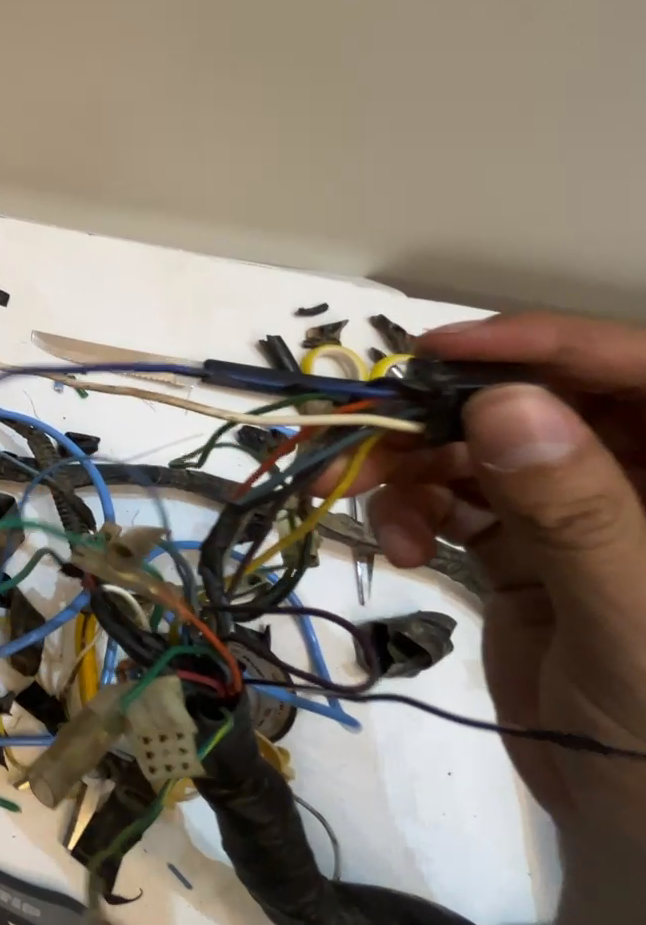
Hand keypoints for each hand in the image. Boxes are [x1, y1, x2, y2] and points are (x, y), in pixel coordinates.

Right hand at [337, 313, 645, 913]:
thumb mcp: (636, 621)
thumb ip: (578, 511)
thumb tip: (504, 403)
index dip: (547, 347)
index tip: (440, 350)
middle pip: (539, 408)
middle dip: (439, 417)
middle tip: (357, 438)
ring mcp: (587, 518)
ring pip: (481, 451)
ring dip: (406, 467)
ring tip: (351, 500)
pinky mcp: (530, 551)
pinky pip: (456, 502)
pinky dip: (411, 512)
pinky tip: (397, 547)